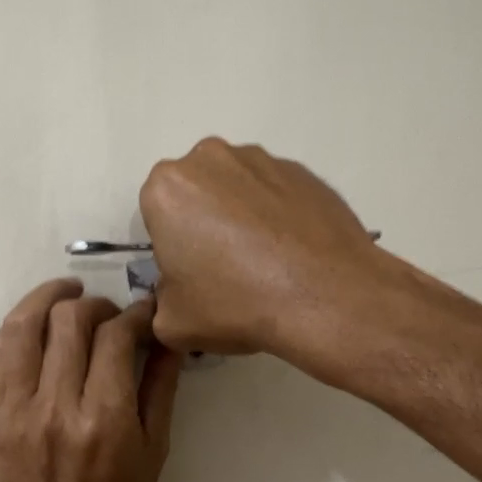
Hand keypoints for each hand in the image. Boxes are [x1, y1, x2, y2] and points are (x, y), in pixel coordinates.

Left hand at [0, 279, 182, 481]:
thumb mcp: (154, 454)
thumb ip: (160, 389)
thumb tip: (166, 336)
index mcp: (108, 419)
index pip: (117, 337)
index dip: (134, 315)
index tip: (143, 314)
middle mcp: (59, 407)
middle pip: (71, 321)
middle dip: (96, 306)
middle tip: (109, 314)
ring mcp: (17, 411)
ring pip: (25, 326)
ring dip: (49, 300)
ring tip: (67, 297)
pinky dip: (16, 328)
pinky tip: (35, 325)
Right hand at [138, 137, 386, 359]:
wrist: (324, 297)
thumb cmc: (235, 304)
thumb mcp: (172, 323)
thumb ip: (161, 300)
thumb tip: (178, 292)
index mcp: (167, 188)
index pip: (156, 216)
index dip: (172, 248)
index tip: (192, 275)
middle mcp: (210, 159)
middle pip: (197, 193)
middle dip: (204, 223)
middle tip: (226, 270)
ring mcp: (262, 160)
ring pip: (238, 190)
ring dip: (242, 217)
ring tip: (265, 264)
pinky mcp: (303, 171)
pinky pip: (277, 194)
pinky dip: (278, 217)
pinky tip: (292, 255)